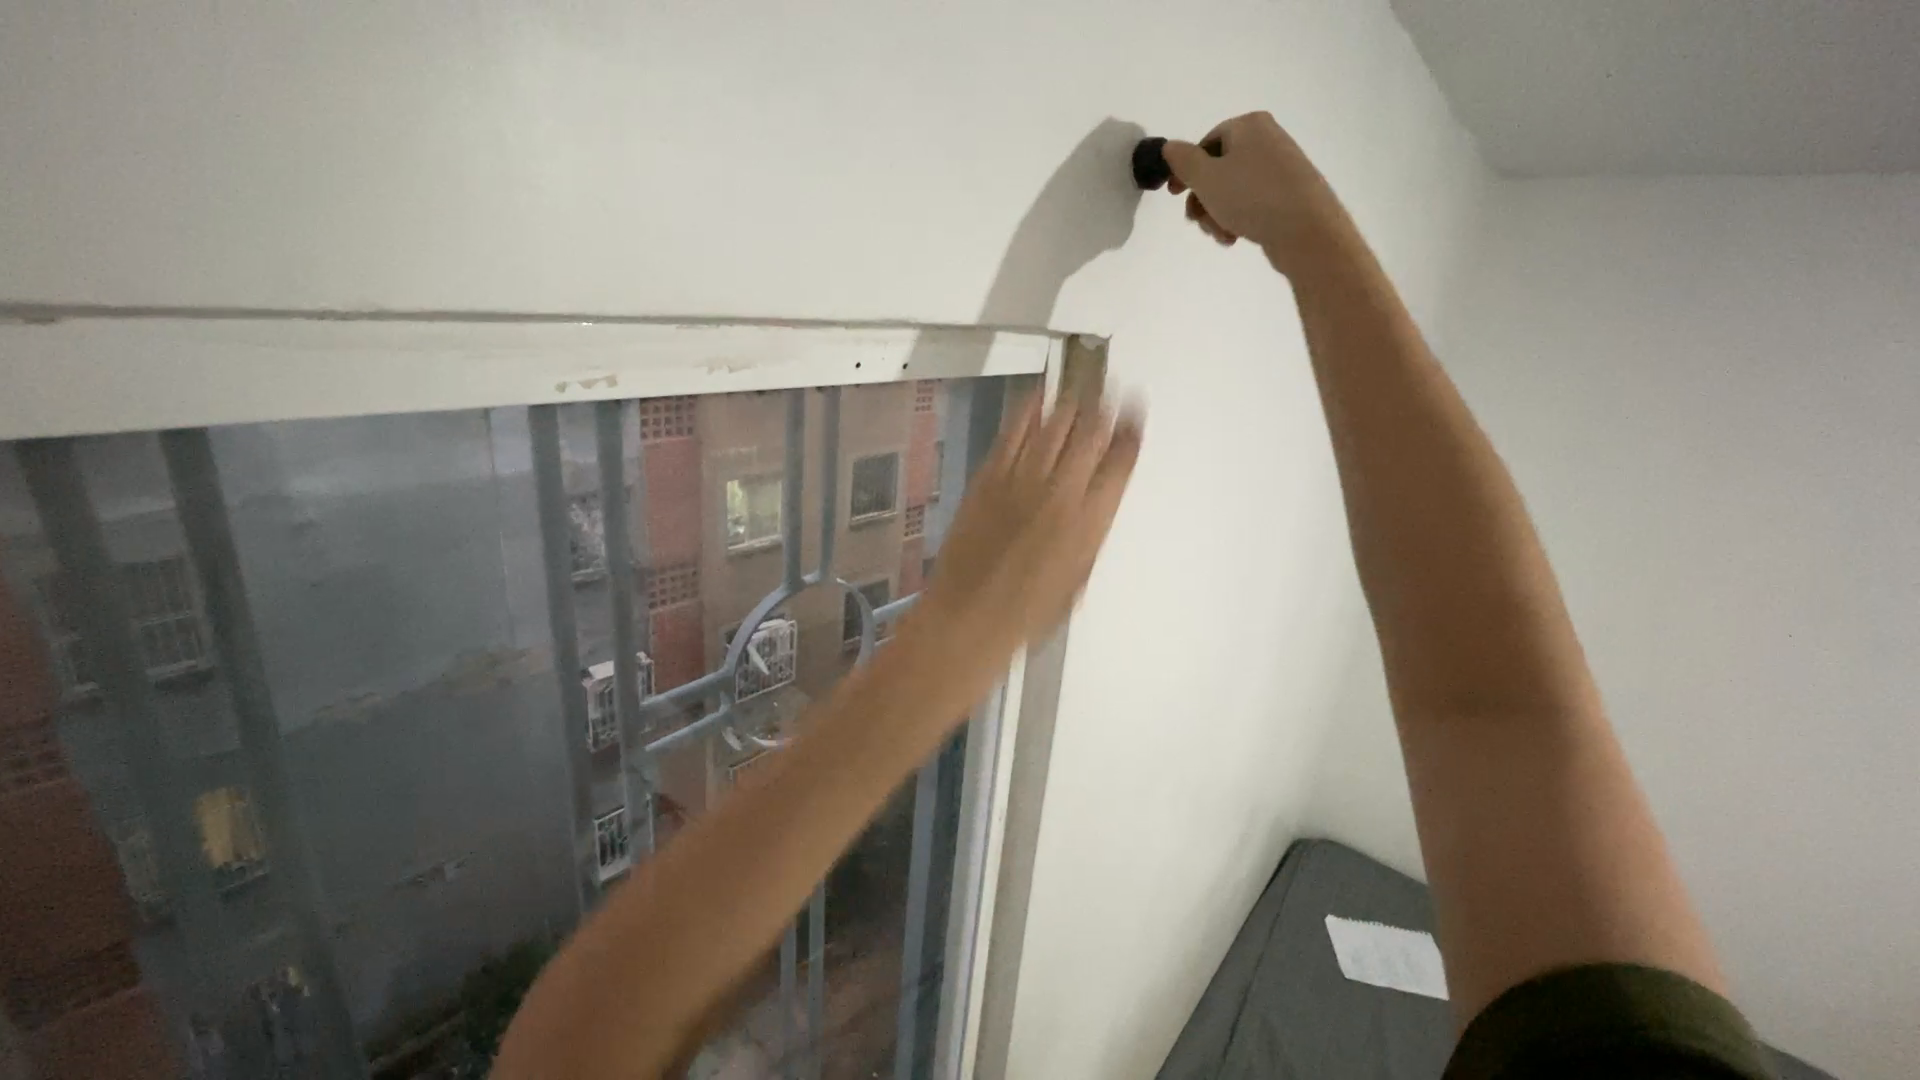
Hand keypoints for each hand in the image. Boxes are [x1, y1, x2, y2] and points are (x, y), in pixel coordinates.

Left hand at [914, 392, 1142, 659]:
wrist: (969, 616)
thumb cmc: (1028, 612)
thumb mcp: (1078, 576)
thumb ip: (1089, 532)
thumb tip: (1093, 505)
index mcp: (1091, 520)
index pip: (1121, 462)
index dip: (1131, 434)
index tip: (1135, 419)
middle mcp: (1062, 492)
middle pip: (1091, 433)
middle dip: (1106, 407)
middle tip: (1113, 390)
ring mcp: (1022, 479)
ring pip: (1055, 425)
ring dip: (1073, 401)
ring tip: (1083, 385)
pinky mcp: (990, 476)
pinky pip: (1014, 432)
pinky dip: (1029, 410)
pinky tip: (1039, 396)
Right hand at [1163, 112, 1349, 271]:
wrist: (1306, 229)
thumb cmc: (1251, 197)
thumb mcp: (1206, 178)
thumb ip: (1182, 161)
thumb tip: (1169, 146)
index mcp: (1249, 126)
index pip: (1206, 143)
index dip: (1186, 170)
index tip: (1175, 196)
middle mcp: (1268, 139)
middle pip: (1219, 169)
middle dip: (1202, 199)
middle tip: (1196, 222)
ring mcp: (1282, 166)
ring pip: (1233, 189)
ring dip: (1217, 213)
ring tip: (1220, 234)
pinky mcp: (1290, 192)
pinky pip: (1253, 201)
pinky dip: (1238, 217)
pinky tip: (1236, 237)